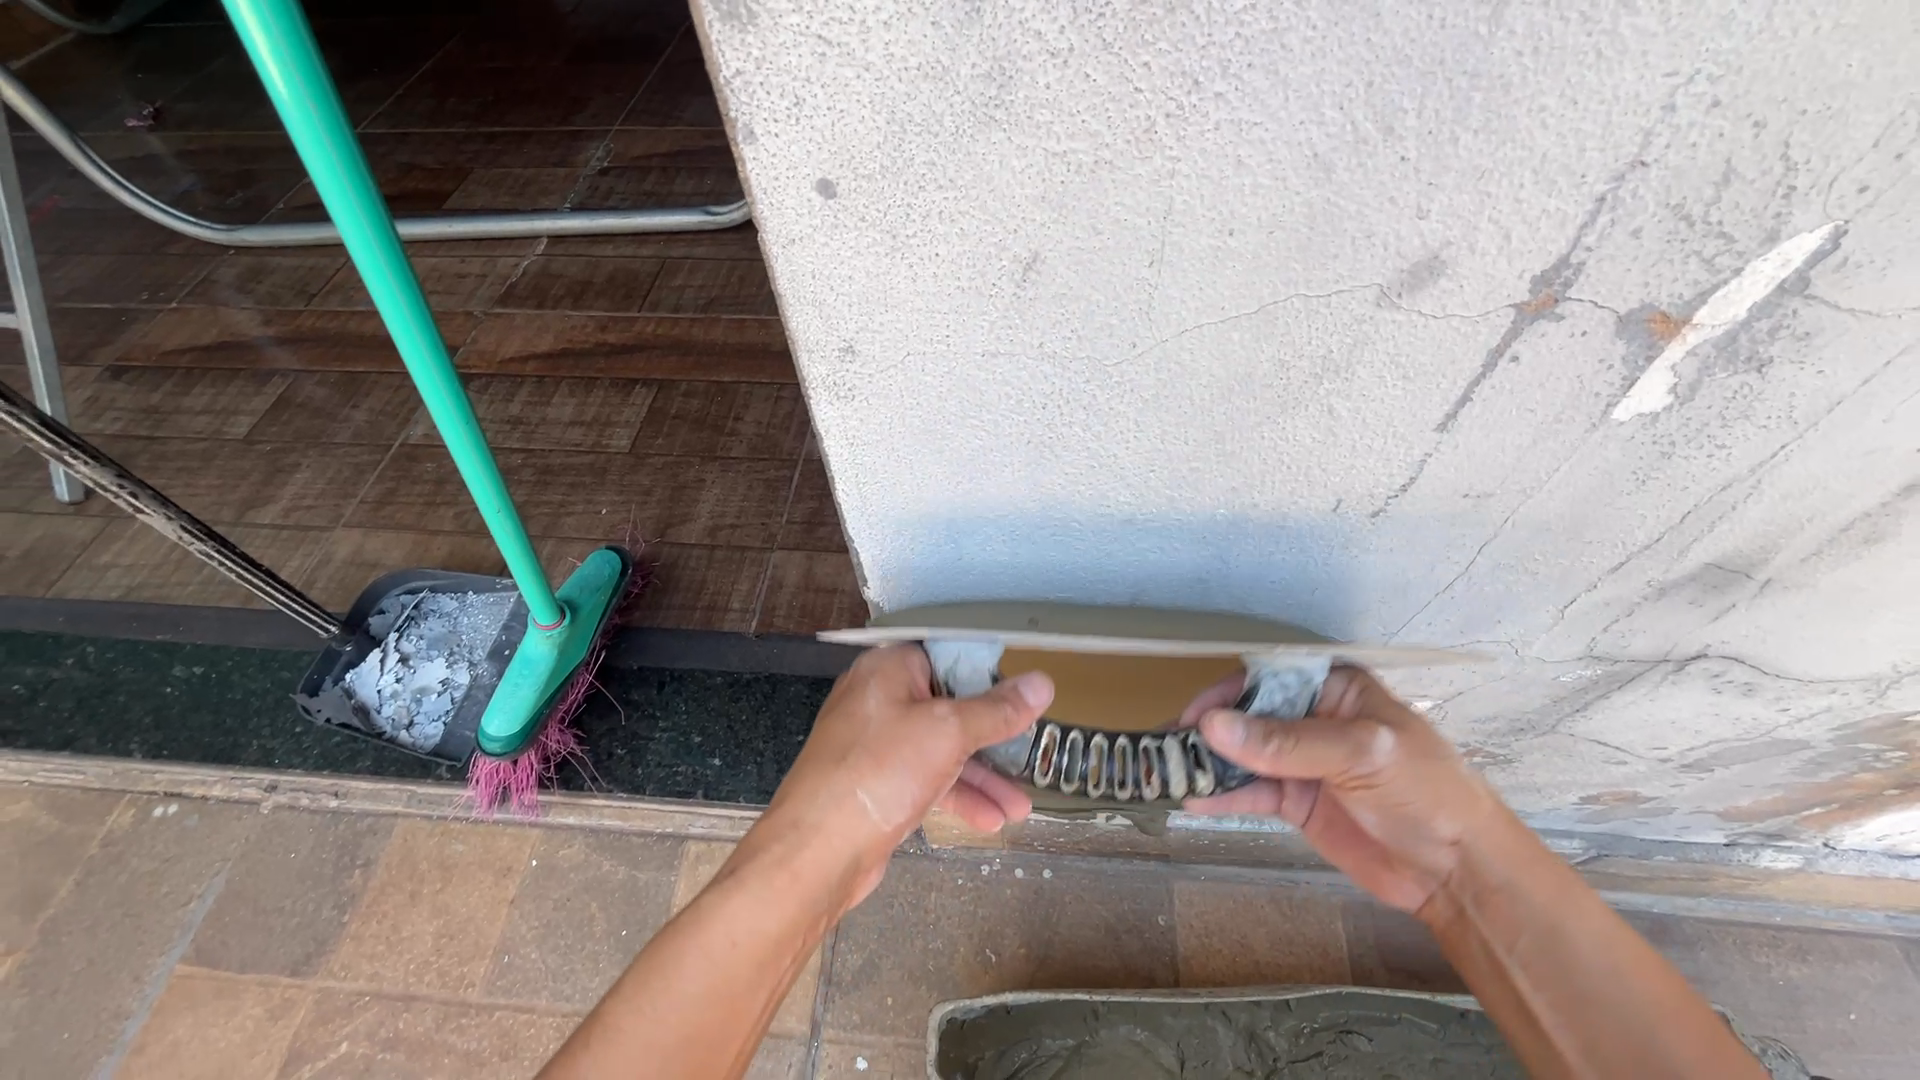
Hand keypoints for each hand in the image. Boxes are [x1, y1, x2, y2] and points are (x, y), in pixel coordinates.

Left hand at [747, 644, 1051, 912]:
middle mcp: (879, 698)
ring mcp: (875, 744)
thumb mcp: (949, 733)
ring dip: (981, 776)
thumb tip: (1042, 683)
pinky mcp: (876, 784)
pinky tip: (991, 820)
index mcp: (889, 669)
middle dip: (992, 736)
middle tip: (1030, 752)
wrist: (816, 851)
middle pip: (948, 704)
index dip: (987, 672)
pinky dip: (957, 796)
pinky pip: (926, 779)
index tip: (1024, 695)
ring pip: (940, 748)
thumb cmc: (879, 772)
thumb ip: (997, 710)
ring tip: (1021, 807)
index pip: (947, 654)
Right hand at [1180, 665, 1502, 914]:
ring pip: (1242, 756)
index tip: (1194, 718)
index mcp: (1334, 690)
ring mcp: (1301, 762)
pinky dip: (1221, 796)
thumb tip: (1213, 726)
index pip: (1268, 679)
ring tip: (1167, 775)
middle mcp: (1311, 719)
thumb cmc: (1425, 791)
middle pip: (1246, 717)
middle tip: (1166, 749)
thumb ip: (1285, 742)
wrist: (1458, 870)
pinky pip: (1249, 792)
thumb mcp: (1359, 754)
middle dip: (1208, 732)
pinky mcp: (1295, 801)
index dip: (1227, 694)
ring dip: (1207, 765)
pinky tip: (1193, 802)